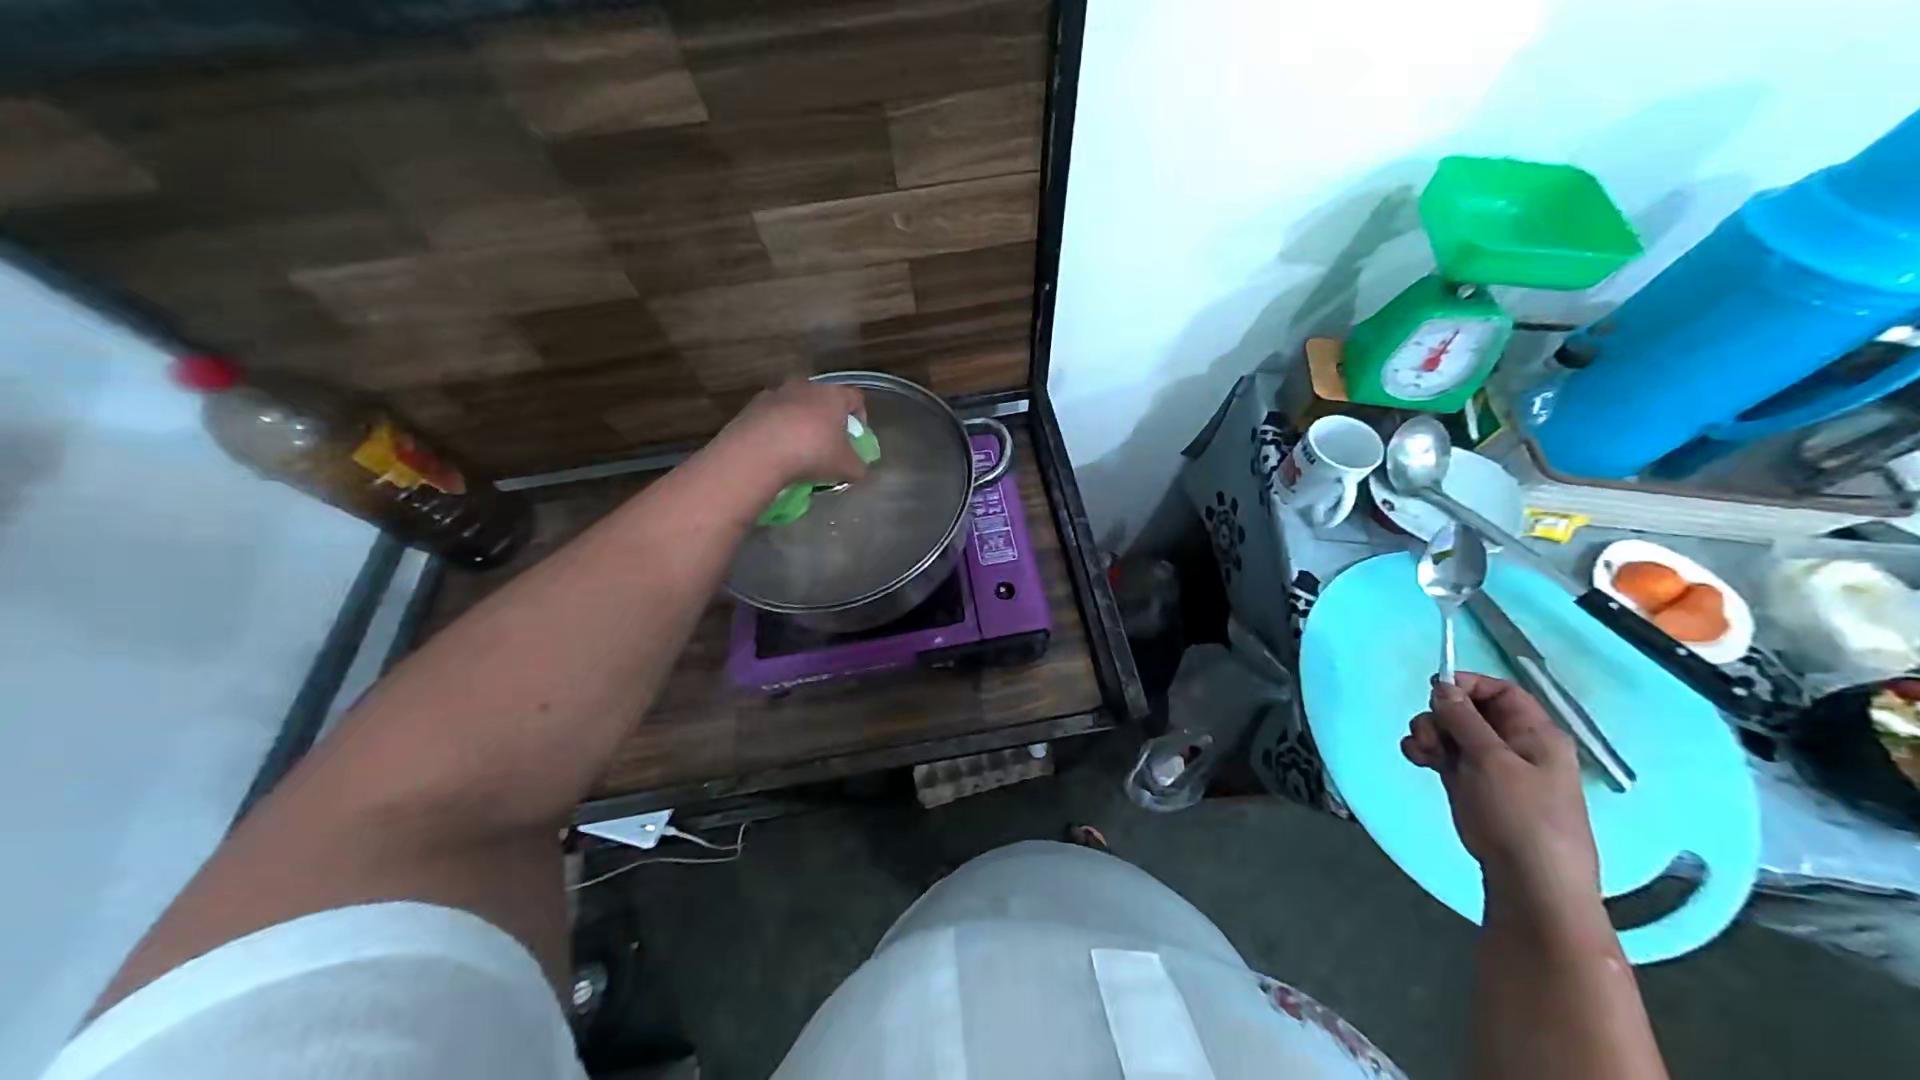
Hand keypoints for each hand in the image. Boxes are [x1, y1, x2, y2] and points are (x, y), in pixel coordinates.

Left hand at [712, 379, 868, 489]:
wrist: (759, 452)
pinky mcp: (753, 405)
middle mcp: (806, 386)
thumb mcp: (846, 467)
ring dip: (800, 422)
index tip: (856, 436)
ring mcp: (777, 393)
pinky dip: (777, 428)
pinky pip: (772, 416)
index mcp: (833, 395)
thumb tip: (856, 468)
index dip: (860, 416)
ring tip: (798, 448)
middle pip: (823, 399)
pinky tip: (775, 450)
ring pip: (796, 405)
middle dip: (827, 418)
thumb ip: (857, 466)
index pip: (855, 398)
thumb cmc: (813, 453)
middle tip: (827, 442)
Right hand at [1402, 673, 1599, 905]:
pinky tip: (1417, 759)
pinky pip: (1444, 755)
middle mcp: (1513, 744)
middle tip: (1428, 733)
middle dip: (1440, 714)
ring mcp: (1490, 766)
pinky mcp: (1470, 785)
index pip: (1501, 691)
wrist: (1529, 880)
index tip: (1435, 691)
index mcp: (1535, 734)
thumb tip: (1443, 686)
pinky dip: (1427, 752)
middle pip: (1469, 710)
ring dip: (1429, 733)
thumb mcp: (1492, 760)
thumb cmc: (1520, 814)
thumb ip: (1464, 719)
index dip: (1468, 685)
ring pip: (1451, 732)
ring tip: (1421, 752)